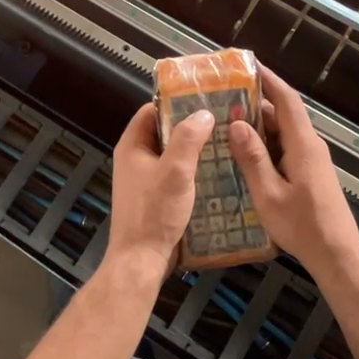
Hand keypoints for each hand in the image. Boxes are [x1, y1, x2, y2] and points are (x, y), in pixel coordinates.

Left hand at [106, 102, 214, 281]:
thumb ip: (188, 138)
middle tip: (223, 120)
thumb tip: (204, 112)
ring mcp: (145, 181)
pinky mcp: (156, 199)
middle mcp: (136, 160)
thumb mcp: (175, 170)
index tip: (204, 98)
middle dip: (191, 127)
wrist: (141, 260)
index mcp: (132, 146)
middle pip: (164, 133)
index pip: (151, 111)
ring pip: (173, 156)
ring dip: (196, 151)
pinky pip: (176, 177)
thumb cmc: (154, 212)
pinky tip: (218, 173)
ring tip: (226, 143)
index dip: (175, 102)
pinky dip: (194, 173)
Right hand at [228, 67, 358, 267]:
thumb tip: (237, 124)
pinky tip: (243, 154)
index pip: (287, 100)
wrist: (336, 254)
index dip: (269, 79)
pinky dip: (264, 145)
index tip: (248, 65)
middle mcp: (309, 146)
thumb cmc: (302, 225)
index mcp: (303, 145)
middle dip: (255, 103)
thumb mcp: (269, 193)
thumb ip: (252, 158)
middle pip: (282, 115)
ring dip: (257, 127)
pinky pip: (284, 149)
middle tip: (223, 99)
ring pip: (282, 133)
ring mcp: (311, 160)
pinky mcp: (309, 174)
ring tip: (225, 124)